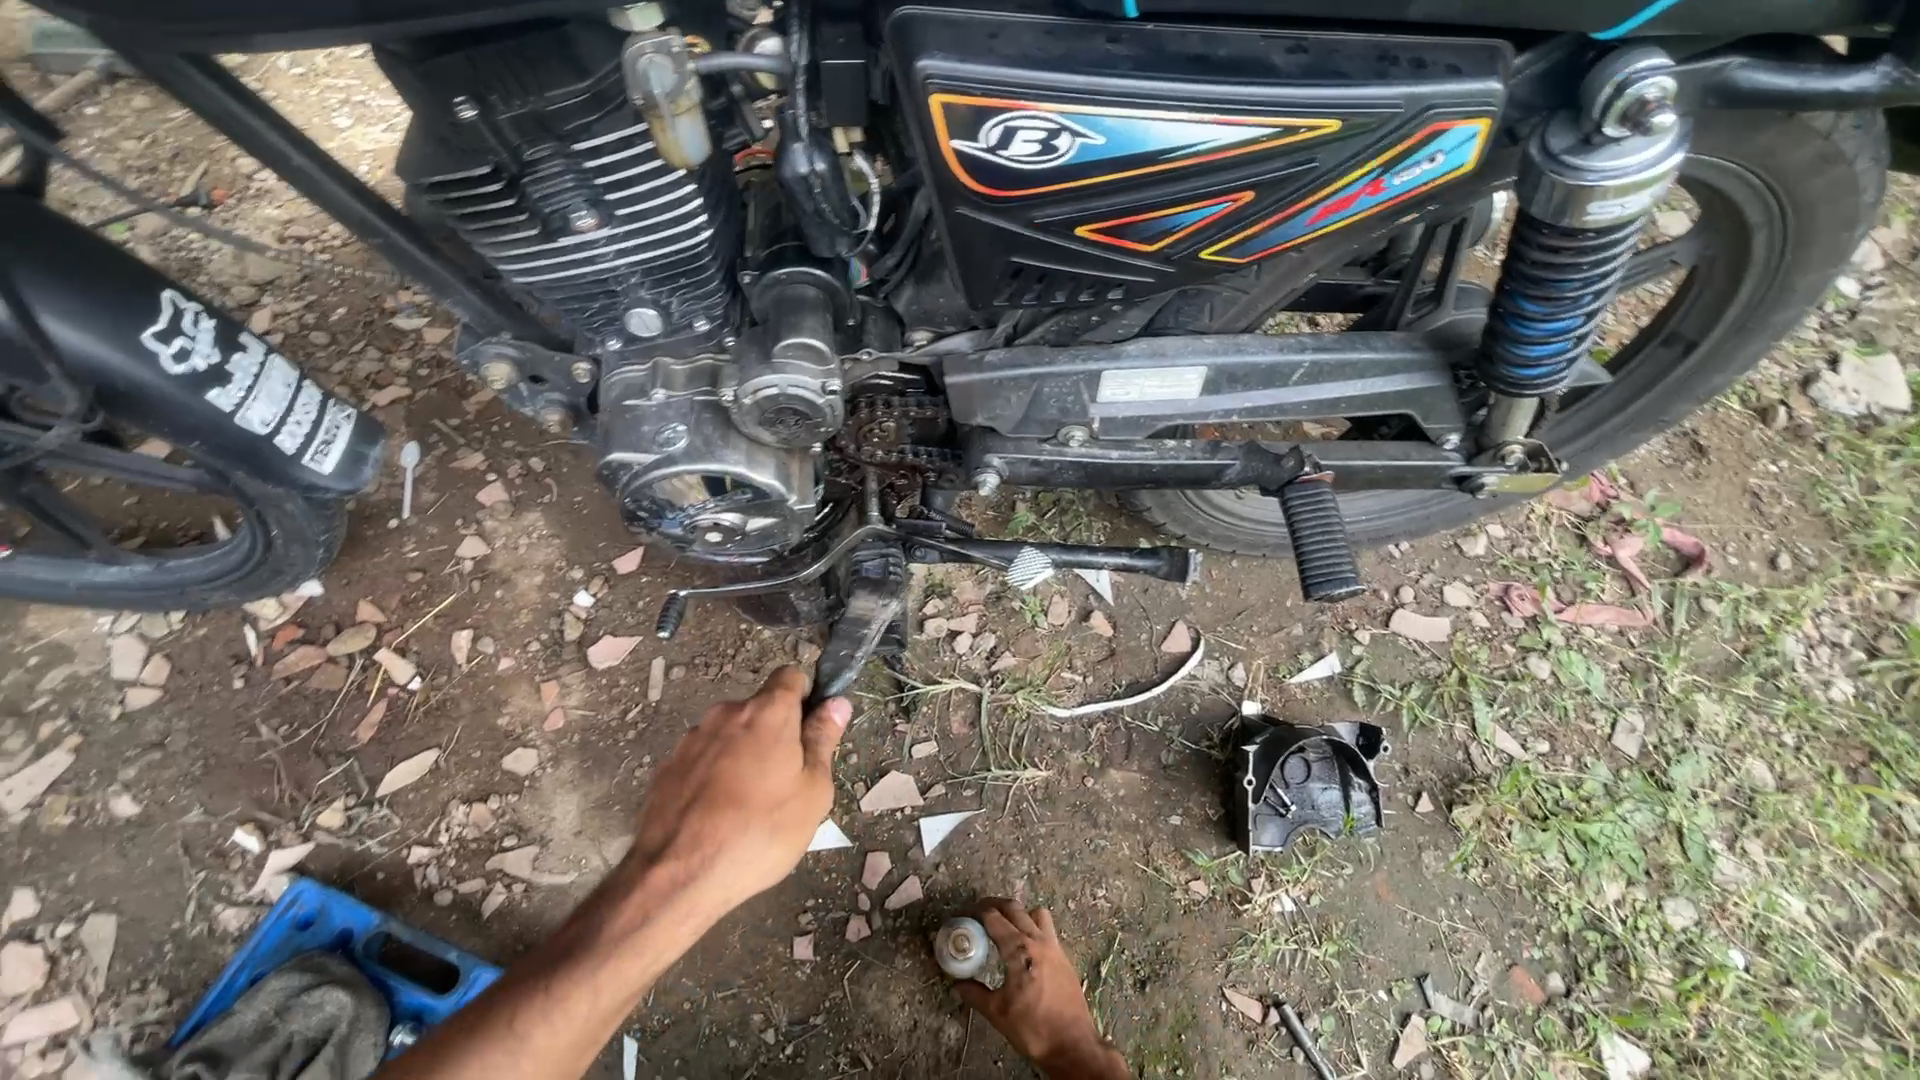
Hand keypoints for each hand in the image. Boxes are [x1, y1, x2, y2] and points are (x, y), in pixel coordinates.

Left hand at [625, 667, 849, 913]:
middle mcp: (726, 713)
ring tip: (750, 805)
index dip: (805, 697)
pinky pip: (703, 759)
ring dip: (744, 755)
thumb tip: (838, 703)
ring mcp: (692, 739)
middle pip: (760, 709)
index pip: (790, 676)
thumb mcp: (812, 792)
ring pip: (730, 735)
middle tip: (787, 781)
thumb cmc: (760, 832)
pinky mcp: (667, 766)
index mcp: (768, 712)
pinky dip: (715, 775)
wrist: (678, 875)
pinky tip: (718, 814)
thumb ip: (823, 741)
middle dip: (775, 734)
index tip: (811, 732)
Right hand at [953, 900, 1129, 1078]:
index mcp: (1019, 949)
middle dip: (993, 905)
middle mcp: (1038, 940)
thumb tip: (958, 985)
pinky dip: (1033, 927)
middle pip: (1014, 908)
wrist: (1072, 1044)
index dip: (975, 912)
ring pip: (1036, 913)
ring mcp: (1054, 947)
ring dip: (1019, 913)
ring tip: (1005, 926)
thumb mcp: (998, 1013)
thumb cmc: (1033, 1028)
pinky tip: (1025, 947)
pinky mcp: (1064, 957)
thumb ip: (975, 994)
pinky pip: (1047, 929)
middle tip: (977, 913)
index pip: (993, 917)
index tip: (962, 916)